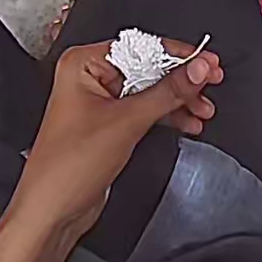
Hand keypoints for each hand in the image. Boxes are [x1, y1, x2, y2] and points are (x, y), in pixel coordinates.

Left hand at [7, 40, 222, 241]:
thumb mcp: (126, 122)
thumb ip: (167, 92)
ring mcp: (100, 100)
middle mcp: (90, 76)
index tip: (205, 60)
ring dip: (178, 99)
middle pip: (148, 67)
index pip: (141, 47)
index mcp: (84, 63)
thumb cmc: (67, 167)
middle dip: (181, 79)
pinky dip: (167, 114)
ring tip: (203, 107)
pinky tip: (188, 121)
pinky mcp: (109, 121)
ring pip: (150, 89)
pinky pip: (145, 108)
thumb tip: (196, 69)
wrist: (51, 214)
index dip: (177, 54)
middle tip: (210, 81)